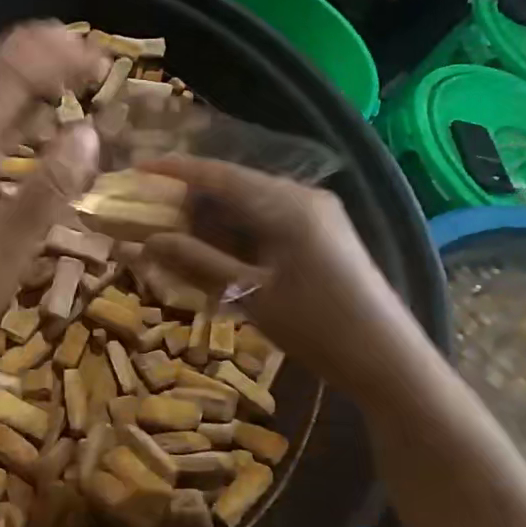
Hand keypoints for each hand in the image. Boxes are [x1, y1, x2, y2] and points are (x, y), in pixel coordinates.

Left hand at [0, 23, 102, 446]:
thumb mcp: (10, 248)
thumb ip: (51, 188)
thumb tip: (90, 135)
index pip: (0, 84)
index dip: (48, 60)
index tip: (95, 54)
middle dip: (31, 57)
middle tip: (80, 47)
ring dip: (15, 82)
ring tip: (60, 70)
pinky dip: (2, 119)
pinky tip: (27, 123)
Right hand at [138, 155, 425, 395]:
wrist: (388, 359)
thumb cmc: (318, 327)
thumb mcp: (251, 295)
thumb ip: (199, 262)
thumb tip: (147, 241)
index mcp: (286, 203)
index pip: (219, 175)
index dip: (175, 170)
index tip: (137, 168)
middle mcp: (303, 196)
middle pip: (235, 186)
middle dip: (191, 197)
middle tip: (150, 211)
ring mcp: (318, 214)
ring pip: (252, 204)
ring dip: (215, 216)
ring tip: (176, 231)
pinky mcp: (324, 234)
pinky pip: (271, 220)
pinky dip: (240, 231)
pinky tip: (219, 248)